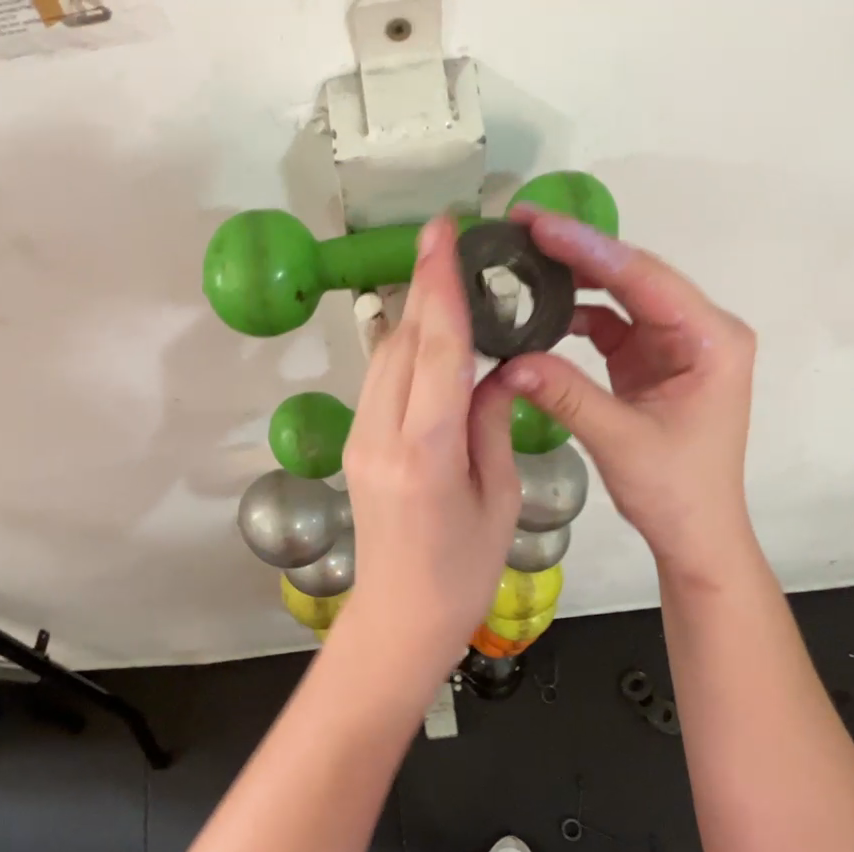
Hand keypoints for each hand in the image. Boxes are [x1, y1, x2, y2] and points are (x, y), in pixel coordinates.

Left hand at [335, 215, 520, 676]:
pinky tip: (422, 334)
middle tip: (449, 238)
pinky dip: (401, 350)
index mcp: (428, 451)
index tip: (443, 231)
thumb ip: (492, 425)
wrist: (400, 618)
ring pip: (384, 359)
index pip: (435, 349)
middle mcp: (383, 436)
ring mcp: (360, 441)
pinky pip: (377, 383)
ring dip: (411, 314)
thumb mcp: (498, 499)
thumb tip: (493, 371)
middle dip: (424, 286)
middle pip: (403, 343)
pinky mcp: (354, 449)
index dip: (439, 284)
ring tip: (440, 276)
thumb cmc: (463, 572)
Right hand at [501, 204, 757, 580]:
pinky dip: (576, 322)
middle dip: (579, 254)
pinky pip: (612, 329)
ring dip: (575, 284)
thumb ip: (566, 394)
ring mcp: (675, 346)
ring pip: (621, 299)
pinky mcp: (653, 364)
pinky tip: (540, 316)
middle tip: (520, 228)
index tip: (536, 224)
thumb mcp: (620, 441)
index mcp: (711, 339)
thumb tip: (508, 361)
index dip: (588, 249)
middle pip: (634, 278)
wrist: (696, 534)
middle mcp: (699, 331)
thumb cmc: (675, 491)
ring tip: (522, 263)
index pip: (644, 279)